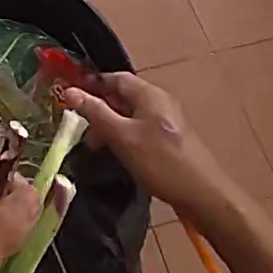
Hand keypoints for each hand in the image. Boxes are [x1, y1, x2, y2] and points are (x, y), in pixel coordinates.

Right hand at [62, 72, 238, 220]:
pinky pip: (140, 127)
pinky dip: (124, 134)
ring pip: (130, 113)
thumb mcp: (122, 137)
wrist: (202, 194)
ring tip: (97, 145)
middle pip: (122, 95)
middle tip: (82, 128)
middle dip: (100, 108)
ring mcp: (166, 119)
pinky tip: (118, 152)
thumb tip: (70, 91)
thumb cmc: (160, 161)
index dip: (92, 84)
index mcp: (149, 93)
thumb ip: (96, 113)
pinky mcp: (170, 137)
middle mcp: (158, 99)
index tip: (70, 96)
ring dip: (111, 124)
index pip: (114, 77)